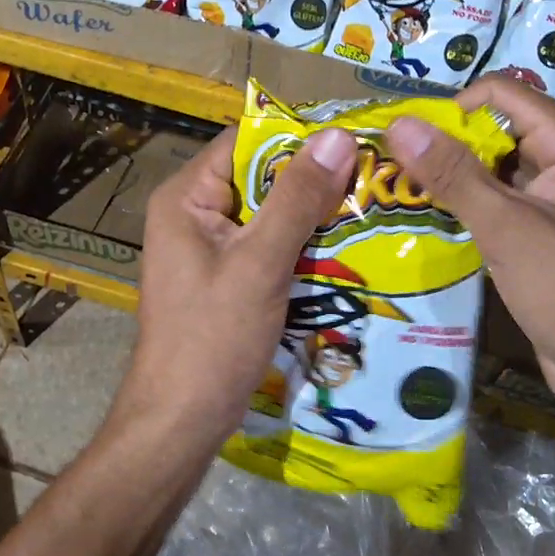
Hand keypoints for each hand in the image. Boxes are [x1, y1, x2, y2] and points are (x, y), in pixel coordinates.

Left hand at [118, 126, 356, 446]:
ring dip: (310, 215)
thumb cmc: (213, 338)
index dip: (296, 137)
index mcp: (185, 197)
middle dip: (311, 179)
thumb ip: (297, 199)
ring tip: (370, 208)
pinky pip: (266, 246)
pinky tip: (344, 250)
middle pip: (258, 177)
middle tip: (373, 176)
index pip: (244, 142)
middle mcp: (192, 213)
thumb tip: (337, 136)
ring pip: (267, 213)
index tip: (353, 138)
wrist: (181, 419)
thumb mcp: (259, 263)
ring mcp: (207, 248)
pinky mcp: (224, 278)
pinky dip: (300, 246)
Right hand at [384, 77, 554, 418]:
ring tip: (401, 198)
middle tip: (391, 173)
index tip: (404, 143)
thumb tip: (400, 123)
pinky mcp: (553, 236)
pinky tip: (432, 227)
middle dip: (447, 148)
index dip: (451, 111)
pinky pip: (505, 206)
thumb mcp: (510, 232)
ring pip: (497, 171)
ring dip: (454, 182)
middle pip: (498, 131)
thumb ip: (453, 175)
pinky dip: (471, 212)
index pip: (502, 95)